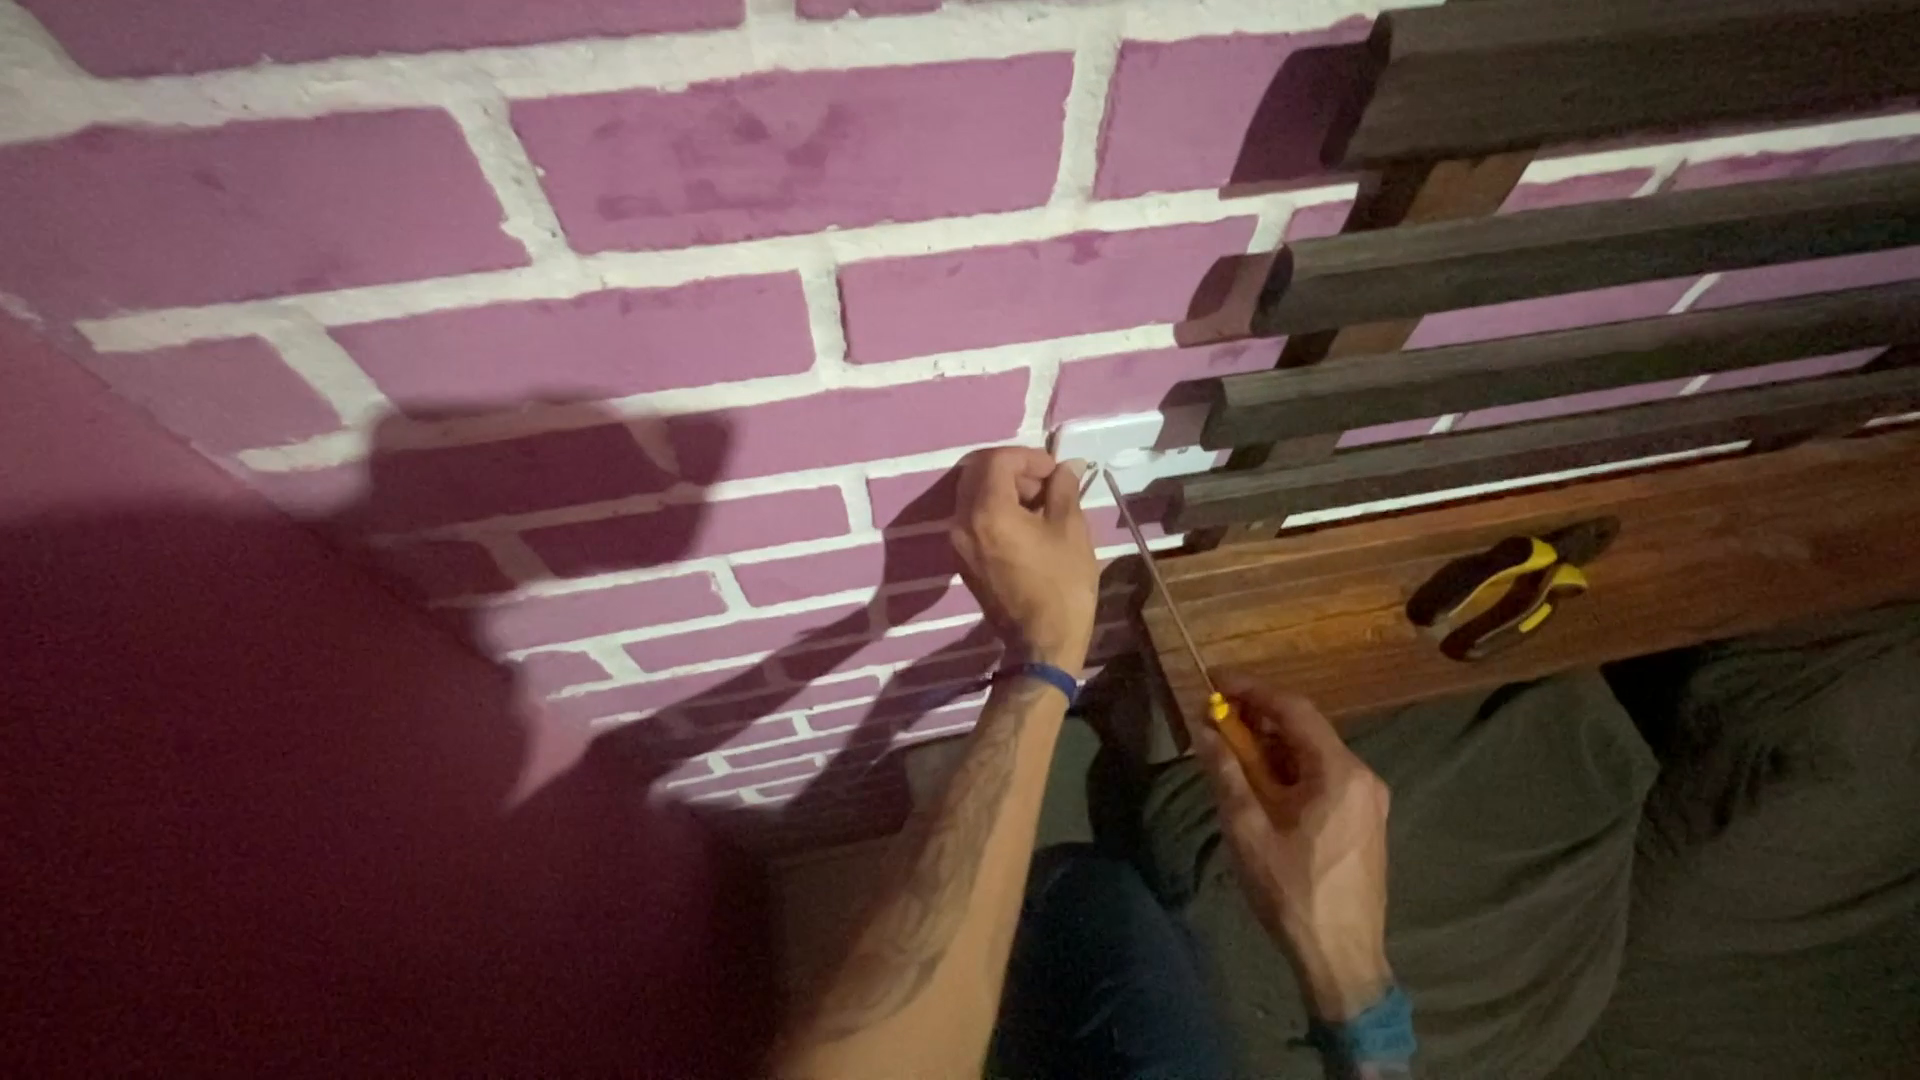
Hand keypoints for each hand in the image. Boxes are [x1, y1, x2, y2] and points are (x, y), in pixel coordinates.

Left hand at [948, 447, 1098, 671]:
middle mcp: (961, 523)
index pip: (997, 460)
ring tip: (1040, 504)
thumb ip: (1063, 488)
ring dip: (1003, 488)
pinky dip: (994, 509)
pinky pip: (972, 518)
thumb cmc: (1062, 585)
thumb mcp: (1070, 529)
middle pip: (977, 473)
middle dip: (1013, 469)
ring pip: (972, 494)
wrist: (1042, 641)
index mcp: (987, 512)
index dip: (1028, 457)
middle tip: (1046, 484)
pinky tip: (1025, 524)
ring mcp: (957, 543)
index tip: (1055, 471)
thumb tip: (1066, 466)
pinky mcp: (961, 560)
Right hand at [1192, 677, 1392, 1020]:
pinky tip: (1256, 779)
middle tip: (1212, 715)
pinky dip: (1286, 768)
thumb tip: (1204, 729)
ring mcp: (1366, 800)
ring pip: (1311, 753)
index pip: (1293, 709)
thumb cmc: (1291, 890)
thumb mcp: (1247, 828)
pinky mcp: (1361, 821)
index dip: (1251, 689)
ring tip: (1226, 747)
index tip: (1213, 680)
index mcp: (1340, 773)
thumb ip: (1226, 771)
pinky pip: (1320, 777)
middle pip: (1304, 728)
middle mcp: (1361, 777)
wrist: (1342, 959)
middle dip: (1256, 716)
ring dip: (1268, 744)